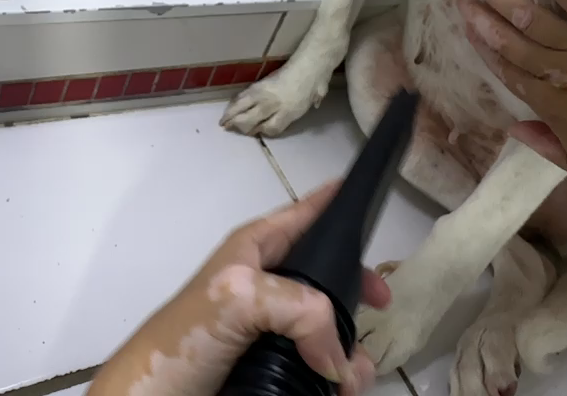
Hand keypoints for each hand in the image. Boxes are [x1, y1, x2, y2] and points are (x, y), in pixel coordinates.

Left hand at [89, 180, 391, 395]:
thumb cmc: (185, 337)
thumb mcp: (239, 295)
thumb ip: (298, 305)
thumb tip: (337, 353)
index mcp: (254, 251)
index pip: (299, 215)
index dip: (328, 202)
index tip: (358, 191)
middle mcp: (268, 285)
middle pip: (327, 275)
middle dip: (355, 288)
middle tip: (381, 302)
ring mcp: (273, 331)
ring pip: (331, 329)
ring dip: (352, 349)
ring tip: (352, 373)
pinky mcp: (278, 371)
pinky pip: (324, 369)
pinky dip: (342, 379)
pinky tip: (343, 389)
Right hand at [453, 0, 566, 209]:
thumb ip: (549, 146)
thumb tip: (512, 126)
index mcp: (555, 110)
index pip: (510, 72)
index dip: (485, 48)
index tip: (466, 28)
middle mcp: (565, 77)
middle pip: (515, 43)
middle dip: (485, 19)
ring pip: (539, 21)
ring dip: (508, 0)